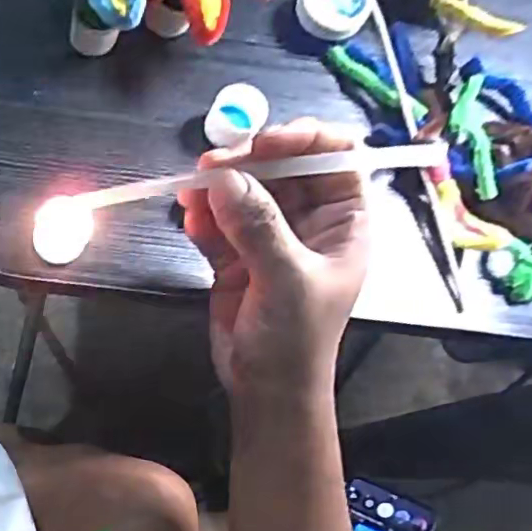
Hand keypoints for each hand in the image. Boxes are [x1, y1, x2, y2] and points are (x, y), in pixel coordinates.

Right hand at [179, 119, 370, 395]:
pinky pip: (217, 227)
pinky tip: (189, 214)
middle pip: (280, 171)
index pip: (332, 156)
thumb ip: (257, 227)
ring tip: (190, 191)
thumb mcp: (286, 279)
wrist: (266, 389)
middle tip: (211, 167)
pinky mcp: (233, 262)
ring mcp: (267, 241)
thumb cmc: (296, 339)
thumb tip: (224, 181)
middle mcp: (307, 223)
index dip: (301, 140)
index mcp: (342, 219)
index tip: (261, 144)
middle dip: (247, 165)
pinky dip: (202, 218)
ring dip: (217, 190)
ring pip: (243, 197)